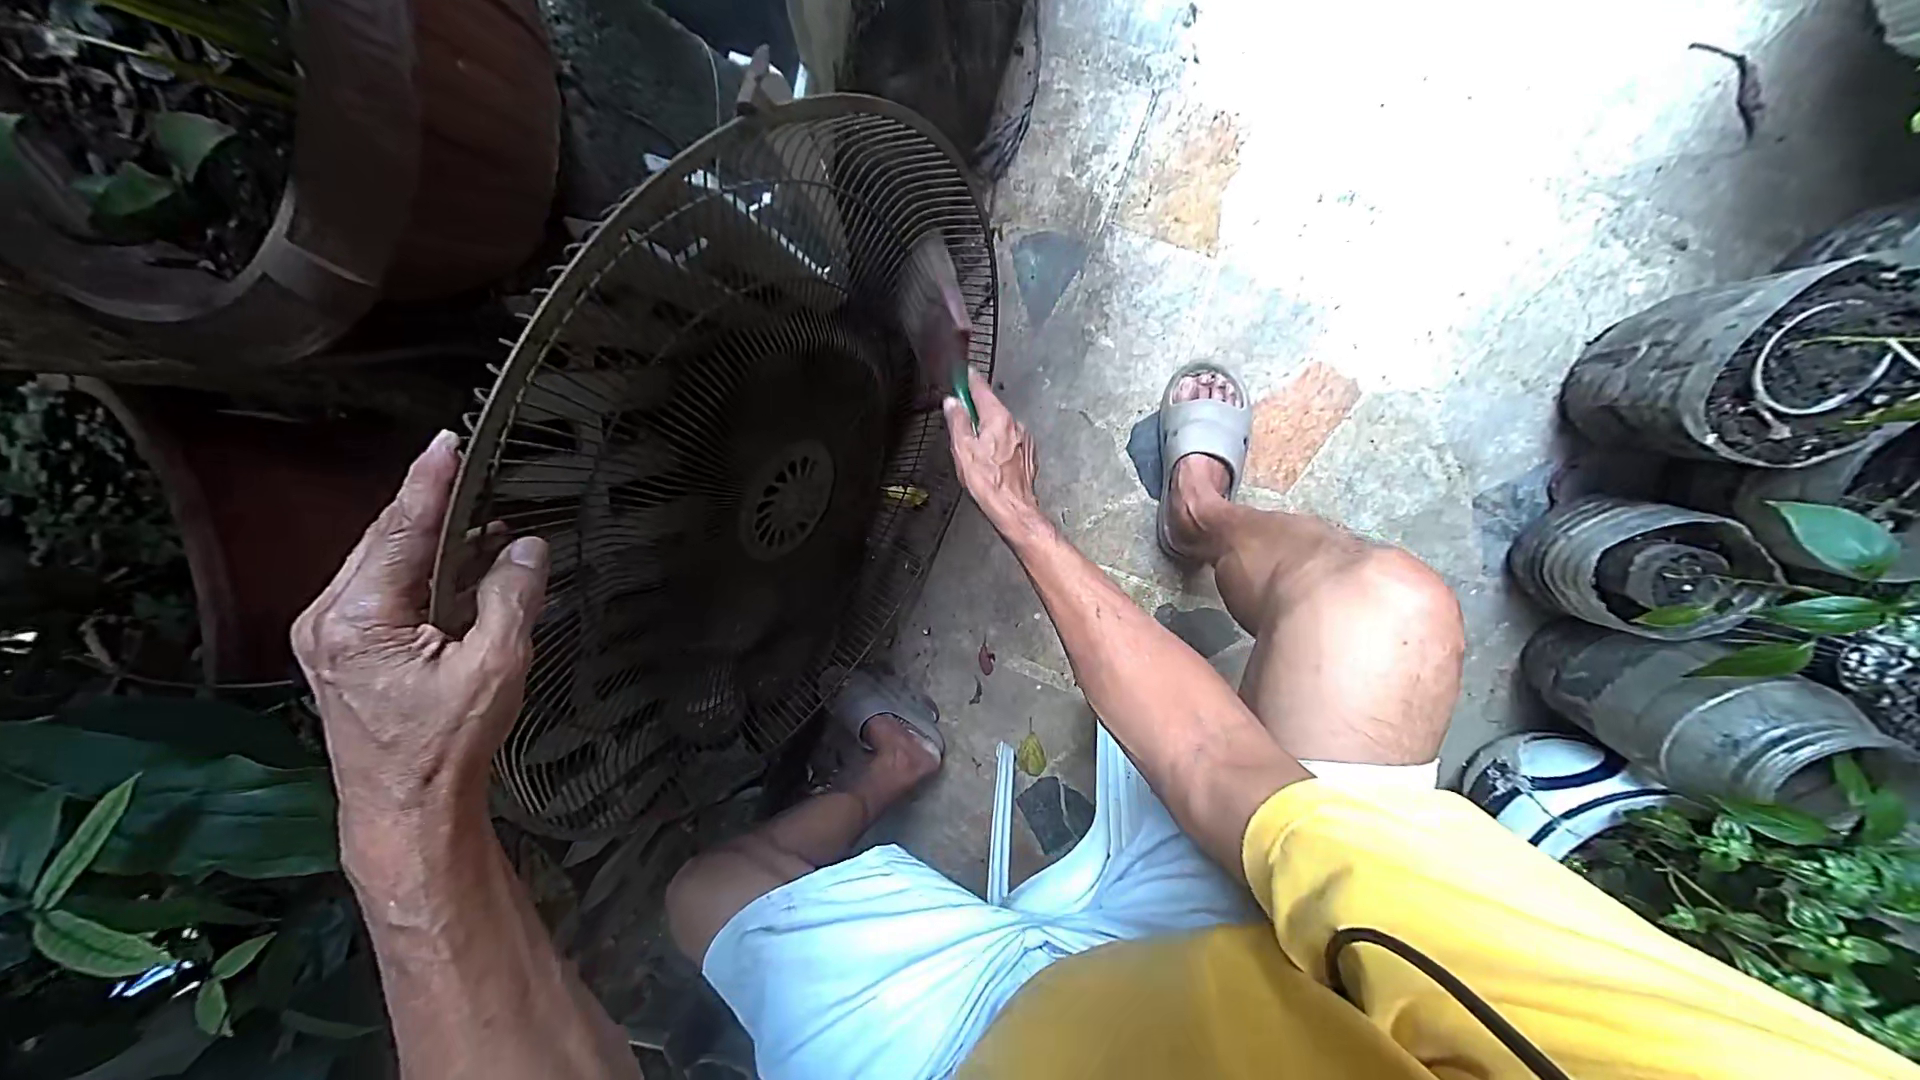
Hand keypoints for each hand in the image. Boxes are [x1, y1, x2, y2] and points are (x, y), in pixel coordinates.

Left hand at [291, 431, 548, 834]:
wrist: (406, 803)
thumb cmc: (447, 741)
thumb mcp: (496, 664)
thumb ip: (511, 596)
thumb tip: (526, 547)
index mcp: (359, 618)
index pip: (402, 531)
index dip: (430, 483)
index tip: (448, 441)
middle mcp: (330, 617)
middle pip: (387, 538)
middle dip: (432, 502)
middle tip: (473, 470)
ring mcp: (332, 632)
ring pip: (387, 560)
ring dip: (435, 535)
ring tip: (483, 515)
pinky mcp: (347, 646)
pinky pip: (389, 584)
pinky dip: (428, 565)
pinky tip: (465, 560)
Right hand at [944, 368, 1042, 530]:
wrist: (1013, 508)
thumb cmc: (988, 483)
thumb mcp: (962, 449)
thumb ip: (957, 422)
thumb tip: (952, 403)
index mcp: (998, 418)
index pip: (981, 389)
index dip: (970, 380)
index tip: (965, 374)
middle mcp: (1015, 424)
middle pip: (992, 408)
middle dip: (977, 412)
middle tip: (962, 422)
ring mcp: (1024, 439)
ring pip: (1001, 426)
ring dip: (989, 431)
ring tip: (976, 452)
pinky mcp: (1028, 454)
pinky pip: (1010, 441)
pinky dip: (999, 444)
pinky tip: (991, 461)